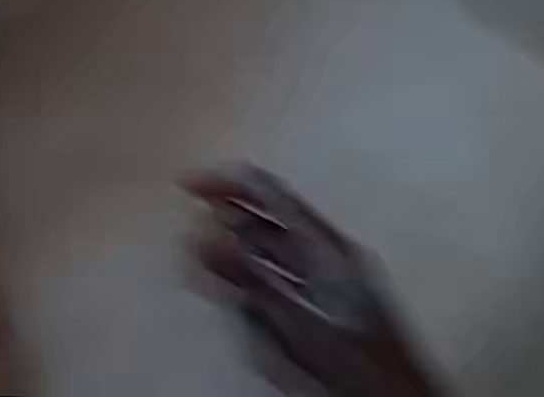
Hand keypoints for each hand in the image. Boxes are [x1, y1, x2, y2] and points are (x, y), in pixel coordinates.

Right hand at [185, 165, 444, 396]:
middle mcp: (330, 252)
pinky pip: (279, 272)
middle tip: (189, 211)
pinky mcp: (330, 304)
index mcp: (327, 244)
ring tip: (202, 251)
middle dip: (223, 210)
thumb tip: (202, 232)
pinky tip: (234, 286)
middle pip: (266, 213)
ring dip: (233, 242)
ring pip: (271, 243)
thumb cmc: (359, 366)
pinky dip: (250, 270)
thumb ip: (249, 275)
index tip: (184, 182)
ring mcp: (333, 278)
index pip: (265, 188)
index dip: (221, 178)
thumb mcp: (298, 319)